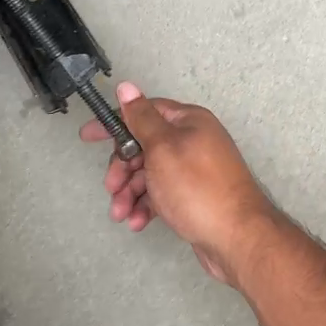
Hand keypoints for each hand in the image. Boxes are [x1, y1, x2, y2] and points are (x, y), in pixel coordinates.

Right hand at [81, 82, 277, 284]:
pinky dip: (146, 206)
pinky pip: (161, 194)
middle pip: (144, 145)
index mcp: (187, 121)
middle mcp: (192, 140)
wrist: (237, 239)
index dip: (115, 124)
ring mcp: (194, 170)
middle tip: (111, 188)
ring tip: (121, 214)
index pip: (144, 112)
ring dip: (130, 192)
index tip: (88, 136)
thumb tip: (126, 86)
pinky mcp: (193, 197)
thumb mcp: (163, 148)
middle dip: (122, 168)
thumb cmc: (197, 188)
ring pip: (150, 173)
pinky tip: (138, 222)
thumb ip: (141, 118)